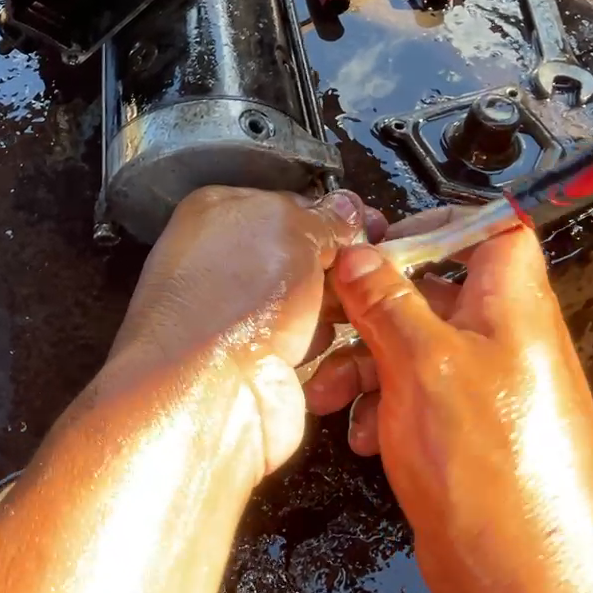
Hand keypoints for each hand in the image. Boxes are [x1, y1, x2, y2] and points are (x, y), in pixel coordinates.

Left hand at [106, 186, 385, 478]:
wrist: (211, 389)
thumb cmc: (240, 292)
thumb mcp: (288, 230)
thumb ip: (321, 216)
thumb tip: (345, 206)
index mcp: (217, 213)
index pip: (287, 203)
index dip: (332, 215)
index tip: (376, 226)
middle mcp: (224, 259)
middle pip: (302, 252)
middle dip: (341, 261)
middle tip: (381, 266)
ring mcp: (242, 312)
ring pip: (311, 298)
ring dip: (340, 303)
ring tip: (361, 306)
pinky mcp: (262, 359)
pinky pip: (308, 339)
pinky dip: (326, 342)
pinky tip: (338, 342)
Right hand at [304, 209, 592, 592]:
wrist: (522, 580)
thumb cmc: (488, 467)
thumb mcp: (421, 364)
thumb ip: (386, 300)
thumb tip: (359, 253)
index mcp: (514, 312)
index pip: (496, 232)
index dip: (442, 223)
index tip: (386, 240)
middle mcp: (509, 343)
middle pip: (438, 290)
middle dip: (376, 305)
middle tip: (333, 315)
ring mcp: (491, 388)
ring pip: (419, 343)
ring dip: (367, 360)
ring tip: (328, 390)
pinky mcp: (471, 429)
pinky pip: (421, 390)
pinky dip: (384, 400)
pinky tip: (359, 431)